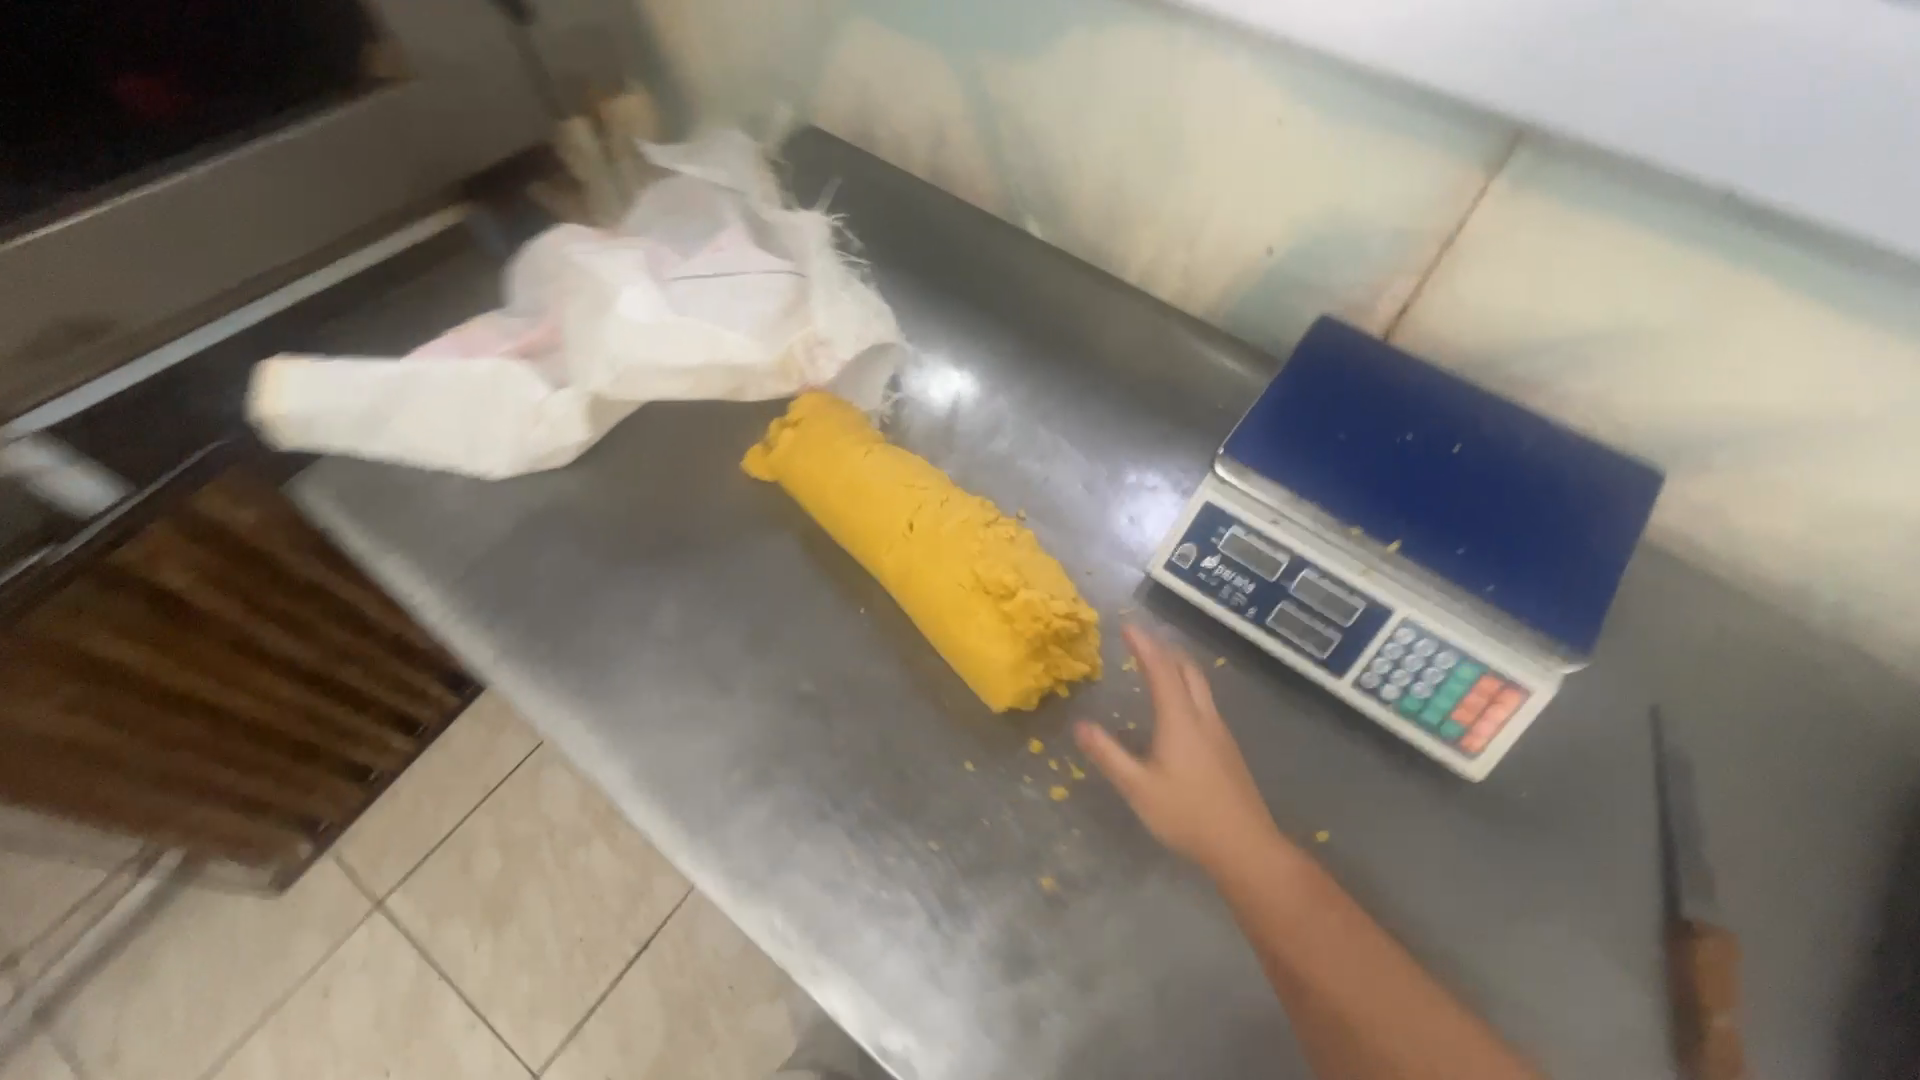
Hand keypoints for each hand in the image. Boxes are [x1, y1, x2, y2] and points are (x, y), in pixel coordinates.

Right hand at [1075, 625, 1287, 873]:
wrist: (1245, 846)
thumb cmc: (1187, 815)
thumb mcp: (1138, 788)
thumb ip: (1108, 755)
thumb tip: (1080, 726)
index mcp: (1180, 720)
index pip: (1161, 669)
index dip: (1144, 644)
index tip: (1127, 625)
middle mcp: (1204, 718)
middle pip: (1188, 670)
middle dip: (1165, 649)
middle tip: (1142, 640)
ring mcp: (1220, 733)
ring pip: (1201, 686)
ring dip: (1178, 667)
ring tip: (1158, 665)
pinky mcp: (1228, 750)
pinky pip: (1205, 704)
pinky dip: (1187, 689)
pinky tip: (1179, 709)